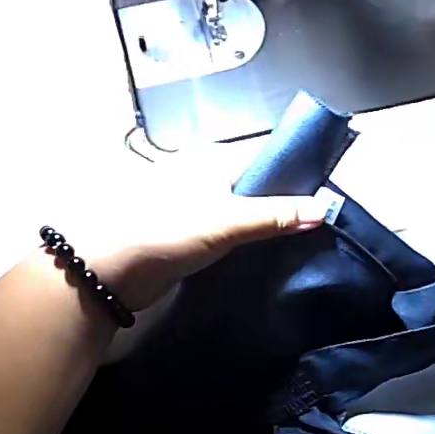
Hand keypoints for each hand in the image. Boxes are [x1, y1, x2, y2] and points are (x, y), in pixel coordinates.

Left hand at [54, 183, 331, 311]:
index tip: (320, 201)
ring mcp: (190, 209)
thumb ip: (274, 216)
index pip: (263, 162)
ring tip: (295, 246)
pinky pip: (224, 236)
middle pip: (252, 189)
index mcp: (208, 160)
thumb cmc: (166, 232)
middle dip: (279, 208)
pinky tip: (259, 259)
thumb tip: (323, 209)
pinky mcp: (184, 237)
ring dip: (261, 230)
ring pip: (238, 215)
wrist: (111, 273)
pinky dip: (242, 246)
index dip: (292, 179)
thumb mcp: (228, 221)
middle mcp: (200, 178)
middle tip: (313, 229)